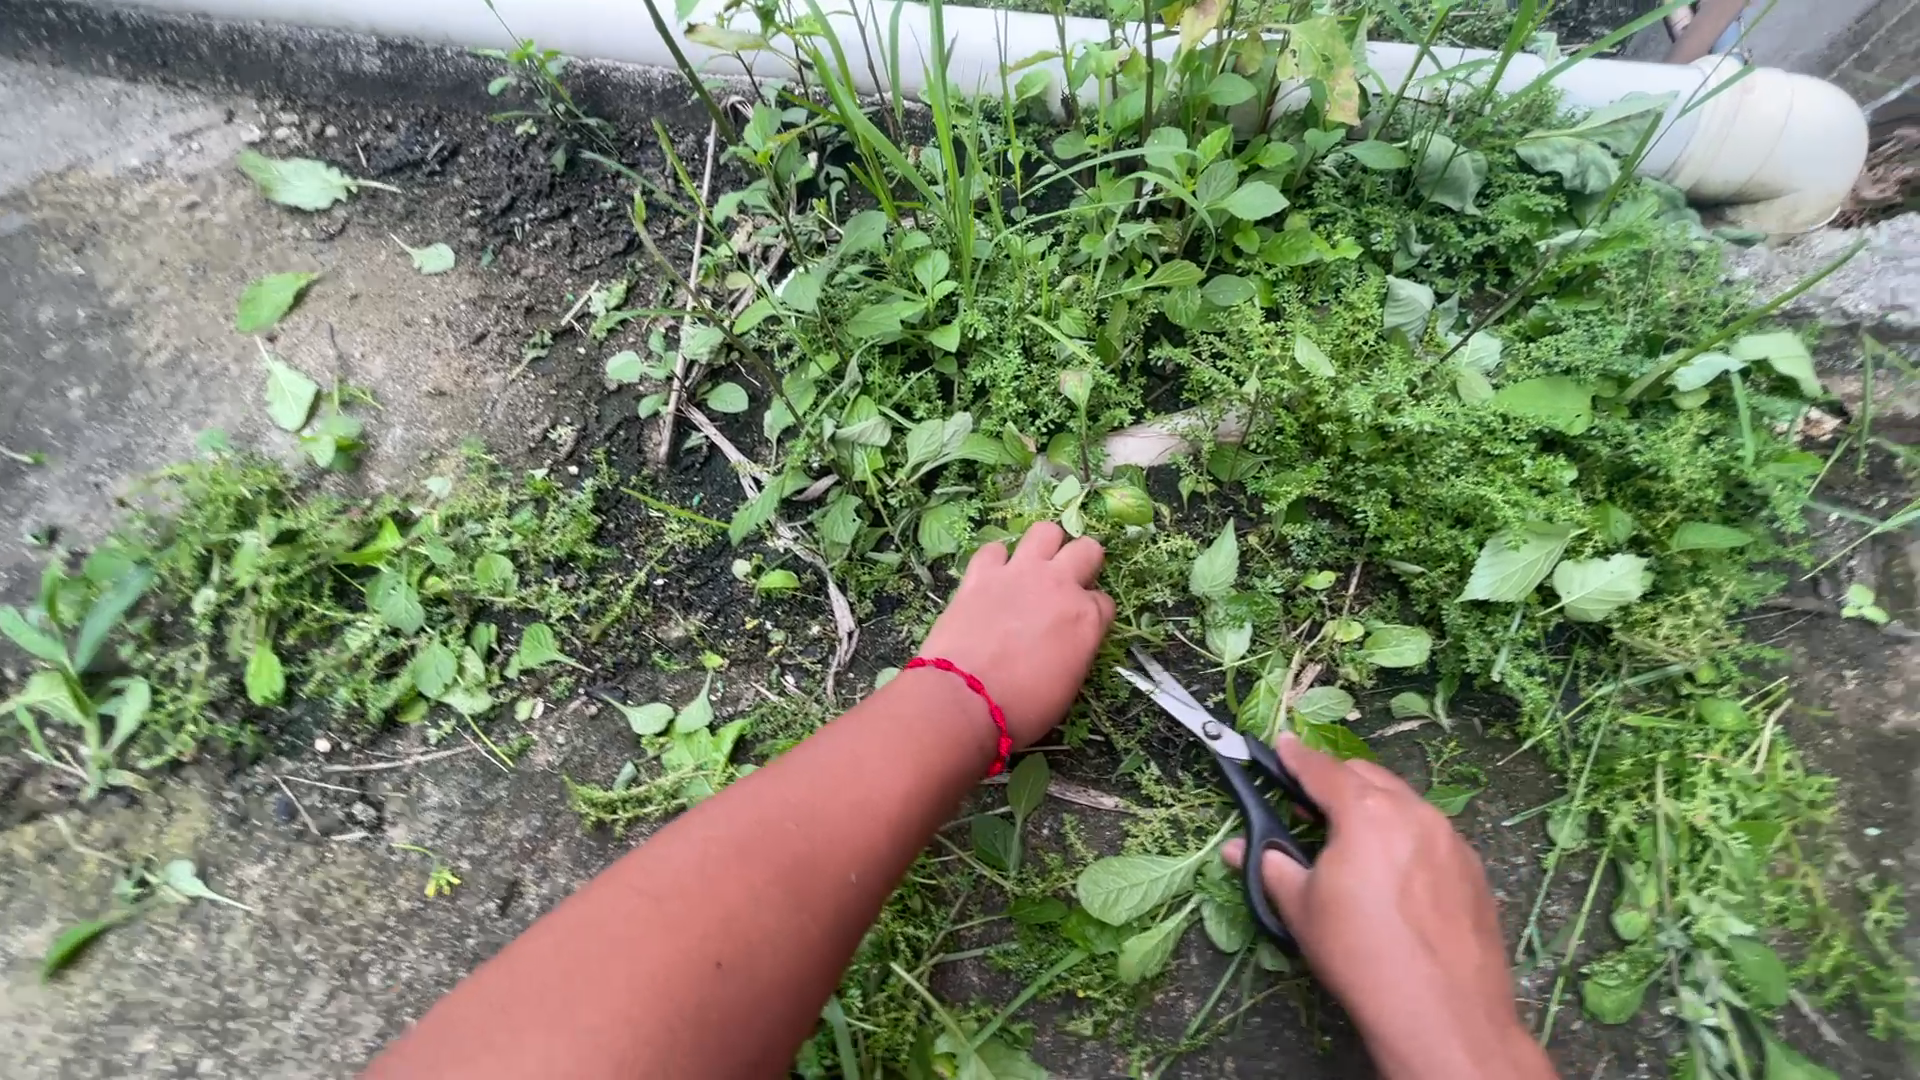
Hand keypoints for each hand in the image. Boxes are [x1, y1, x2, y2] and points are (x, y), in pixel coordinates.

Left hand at [917, 522, 1115, 747]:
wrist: (964, 700)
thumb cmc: (1021, 708)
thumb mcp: (1066, 686)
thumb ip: (1074, 650)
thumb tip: (1066, 641)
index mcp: (1087, 618)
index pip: (1103, 601)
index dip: (1092, 613)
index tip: (1079, 627)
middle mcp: (1059, 585)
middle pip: (1087, 549)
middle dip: (1082, 562)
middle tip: (1066, 583)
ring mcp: (1019, 573)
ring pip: (1045, 532)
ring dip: (1045, 546)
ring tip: (1034, 567)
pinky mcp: (981, 573)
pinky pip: (994, 549)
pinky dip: (995, 561)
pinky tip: (992, 577)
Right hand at [1223, 735, 1554, 1079]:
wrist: (1446, 1020)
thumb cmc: (1360, 956)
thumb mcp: (1299, 907)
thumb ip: (1268, 865)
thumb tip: (1236, 849)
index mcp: (1365, 812)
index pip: (1321, 769)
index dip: (1295, 755)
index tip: (1281, 745)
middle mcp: (1413, 813)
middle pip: (1365, 775)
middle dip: (1334, 778)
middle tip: (1307, 802)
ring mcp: (1450, 840)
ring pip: (1401, 800)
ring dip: (1370, 803)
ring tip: (1349, 835)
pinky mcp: (1473, 870)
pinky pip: (1429, 832)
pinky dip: (1403, 831)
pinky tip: (1391, 868)